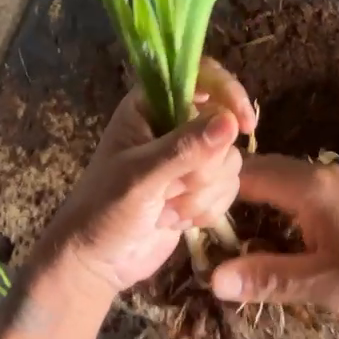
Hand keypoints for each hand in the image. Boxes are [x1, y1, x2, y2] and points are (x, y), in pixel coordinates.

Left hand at [29, 59, 257, 295]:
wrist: (95, 263)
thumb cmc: (104, 209)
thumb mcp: (140, 177)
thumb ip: (184, 148)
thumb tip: (230, 123)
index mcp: (151, 103)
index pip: (202, 75)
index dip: (228, 92)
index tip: (243, 125)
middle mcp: (173, 121)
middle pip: (222, 126)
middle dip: (205, 167)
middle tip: (173, 189)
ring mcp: (188, 155)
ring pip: (230, 160)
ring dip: (204, 193)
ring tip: (168, 210)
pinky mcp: (198, 185)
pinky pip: (228, 186)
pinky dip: (208, 208)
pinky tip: (177, 221)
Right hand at [209, 154, 338, 327]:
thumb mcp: (326, 286)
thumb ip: (269, 279)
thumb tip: (213, 279)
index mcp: (308, 186)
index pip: (245, 174)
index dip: (210, 190)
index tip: (181, 213)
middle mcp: (317, 174)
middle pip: (257, 173)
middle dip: (223, 194)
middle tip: (192, 225)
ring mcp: (331, 183)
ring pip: (275, 182)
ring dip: (247, 202)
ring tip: (216, 232)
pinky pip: (292, 192)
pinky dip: (270, 208)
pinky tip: (260, 235)